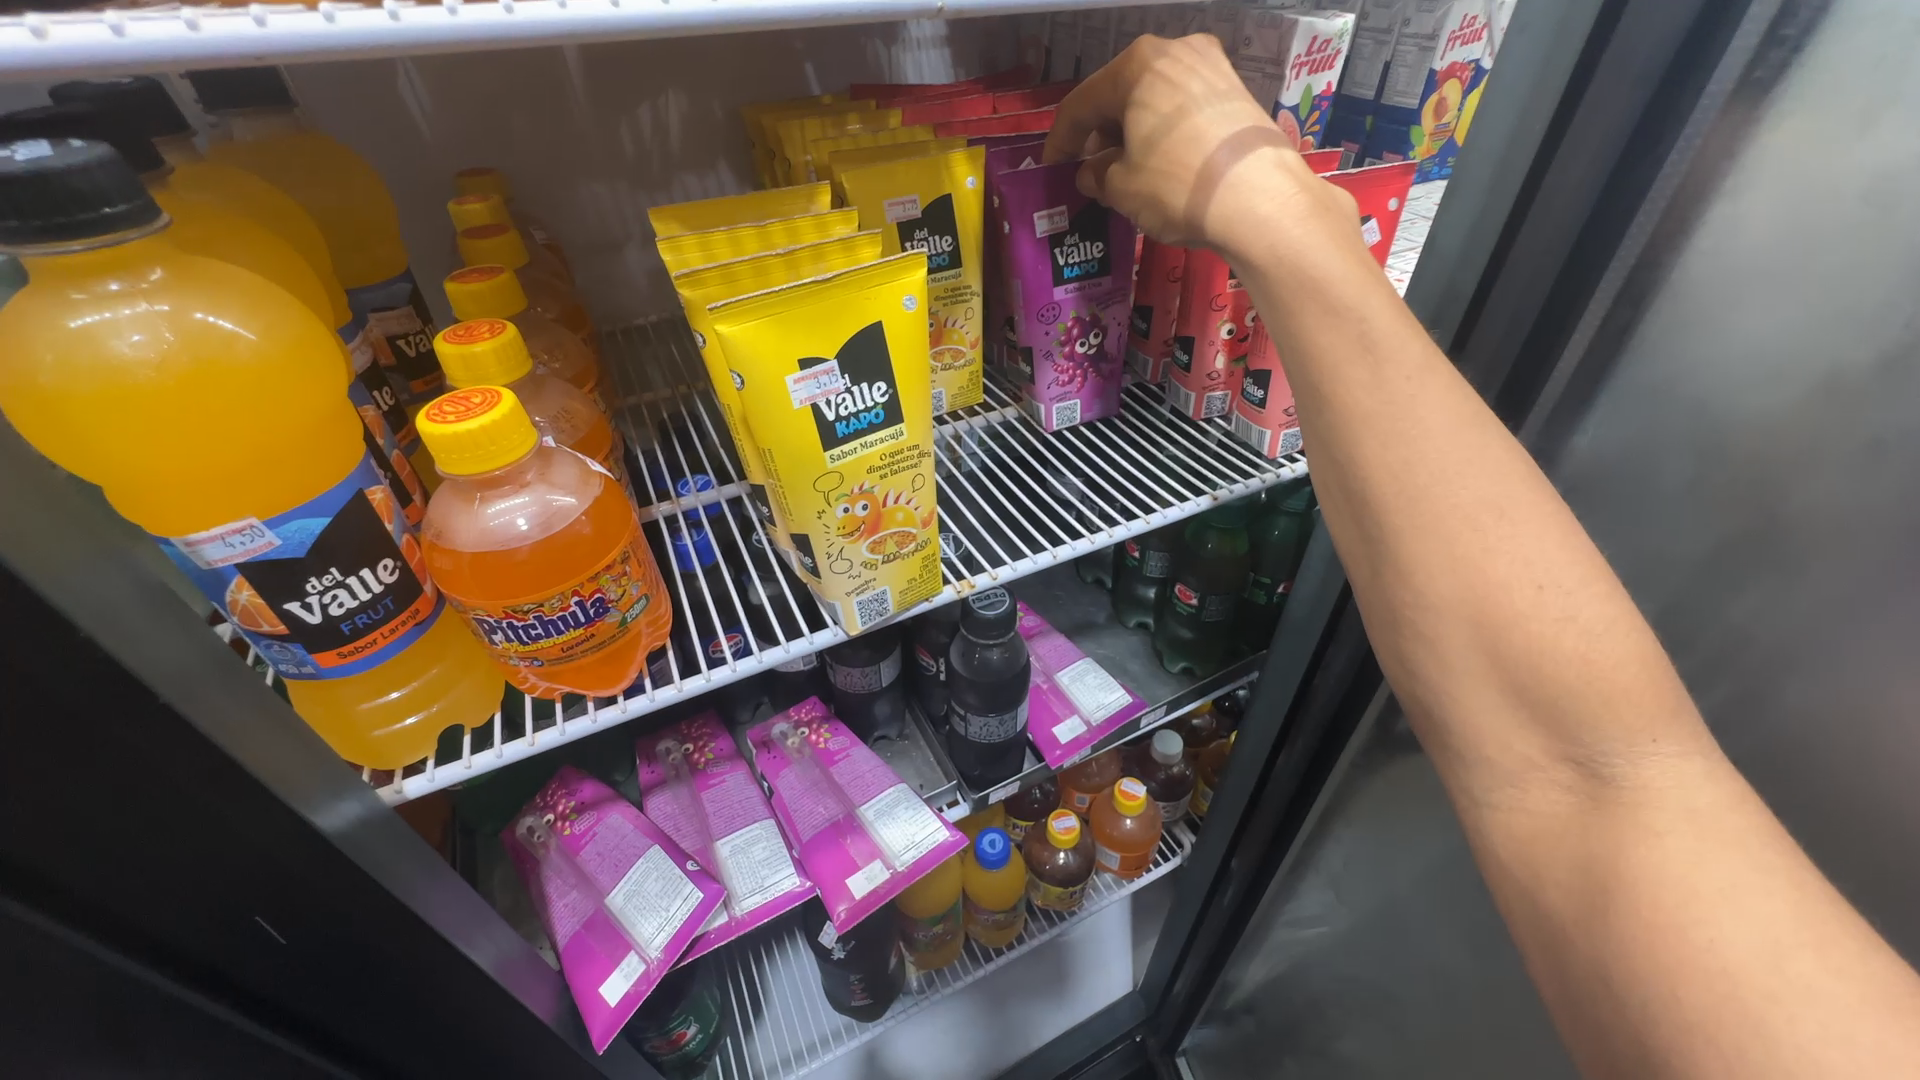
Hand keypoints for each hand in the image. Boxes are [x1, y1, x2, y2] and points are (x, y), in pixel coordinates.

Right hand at [1042, 35, 1361, 264]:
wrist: (1260, 198)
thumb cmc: (1176, 185)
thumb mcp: (1121, 187)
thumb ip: (1097, 175)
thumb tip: (1093, 173)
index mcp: (1136, 65)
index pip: (1081, 103)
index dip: (1061, 139)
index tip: (1052, 167)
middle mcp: (1174, 51)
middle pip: (1121, 93)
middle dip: (1101, 133)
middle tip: (1090, 170)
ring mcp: (1211, 66)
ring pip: (1153, 99)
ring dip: (1133, 132)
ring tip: (1125, 171)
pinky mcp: (1235, 90)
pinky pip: (1182, 108)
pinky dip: (1163, 132)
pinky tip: (1160, 163)